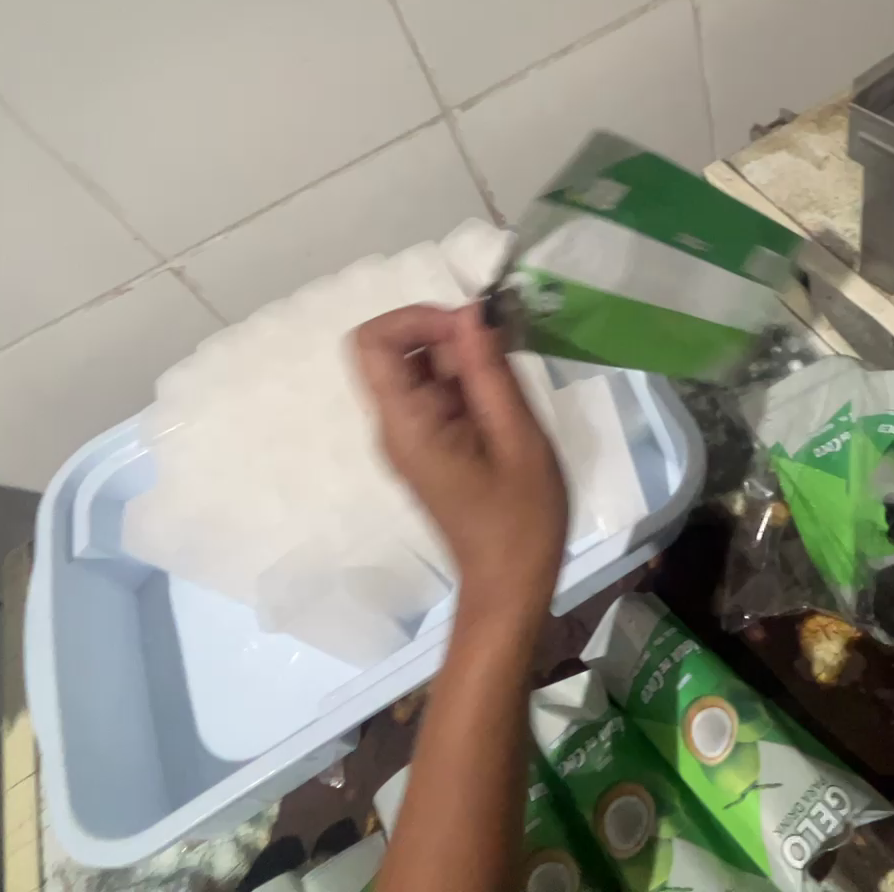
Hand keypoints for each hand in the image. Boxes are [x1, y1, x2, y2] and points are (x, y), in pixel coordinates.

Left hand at [355, 304, 567, 619]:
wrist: (510, 583)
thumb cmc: (521, 519)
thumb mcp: (518, 438)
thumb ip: (491, 372)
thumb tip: (472, 310)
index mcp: (406, 425)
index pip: (373, 342)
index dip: (417, 318)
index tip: (474, 329)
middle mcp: (395, 425)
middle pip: (397, 350)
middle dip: (450, 336)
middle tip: (505, 350)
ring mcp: (410, 436)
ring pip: (420, 368)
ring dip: (464, 357)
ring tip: (513, 376)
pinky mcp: (429, 445)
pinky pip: (436, 394)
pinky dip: (468, 380)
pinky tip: (506, 398)